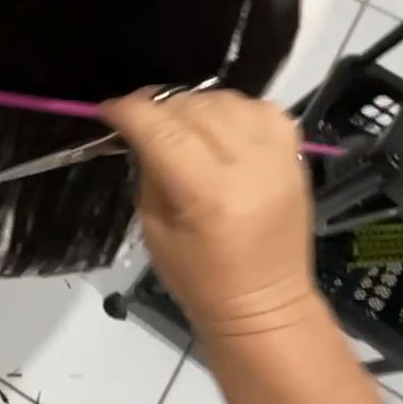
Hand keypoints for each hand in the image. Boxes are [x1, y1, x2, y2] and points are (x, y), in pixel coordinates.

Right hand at [104, 88, 321, 338]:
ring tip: (178, 124)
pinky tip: (218, 126)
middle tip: (138, 120)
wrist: (264, 303)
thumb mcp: (152, 228)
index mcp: (206, 194)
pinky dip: (234, 109)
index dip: (128, 111)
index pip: (161, 131)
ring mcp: (278, 159)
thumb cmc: (197, 277)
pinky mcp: (296, 158)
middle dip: (157, 107)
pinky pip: (263, 109)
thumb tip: (141, 135)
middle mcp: (248, 168)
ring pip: (228, 101)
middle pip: (194, 108)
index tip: (106, 111)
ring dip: (195, 104)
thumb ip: (149, 173)